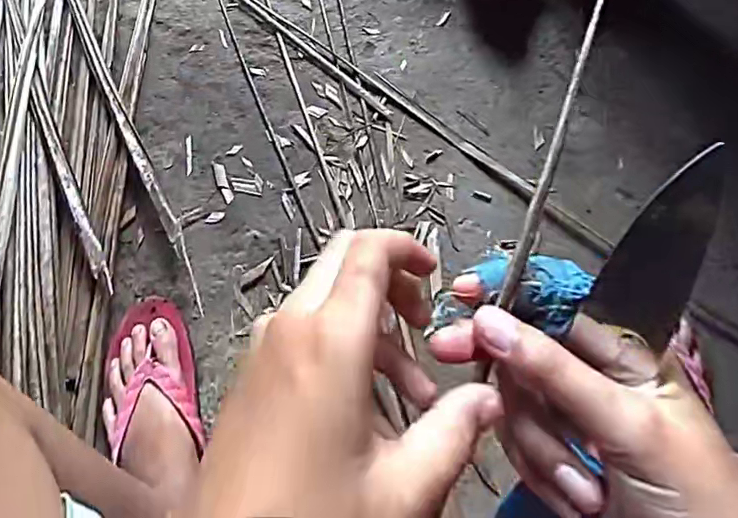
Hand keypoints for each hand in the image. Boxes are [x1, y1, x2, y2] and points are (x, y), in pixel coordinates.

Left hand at [189, 230, 501, 517]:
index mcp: (328, 339)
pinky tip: (363, 405)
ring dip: (370, 324)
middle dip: (391, 282)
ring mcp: (264, 346)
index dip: (406, 248)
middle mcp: (289, 329)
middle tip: (421, 321)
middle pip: (345, 262)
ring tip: (406, 390)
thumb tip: (484, 402)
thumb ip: (453, 433)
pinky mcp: (253, 370)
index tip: (429, 269)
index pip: (369, 250)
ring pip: (325, 298)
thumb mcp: (400, 488)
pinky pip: (302, 329)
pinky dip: (339, 342)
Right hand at [430, 286, 737, 517]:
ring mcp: (570, 415)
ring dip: (540, 447)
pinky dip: (539, 472)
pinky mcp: (555, 454)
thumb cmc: (702, 500)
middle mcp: (590, 372)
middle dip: (504, 371)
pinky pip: (515, 440)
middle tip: (449, 352)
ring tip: (586, 488)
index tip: (464, 292)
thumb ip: (558, 369)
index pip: (550, 300)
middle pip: (520, 346)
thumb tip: (491, 320)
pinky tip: (579, 501)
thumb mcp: (630, 426)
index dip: (505, 290)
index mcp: (619, 347)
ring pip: (513, 398)